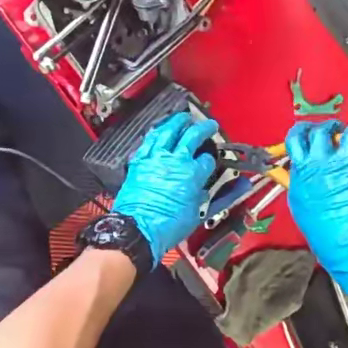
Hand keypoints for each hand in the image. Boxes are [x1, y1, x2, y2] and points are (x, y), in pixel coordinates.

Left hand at [112, 112, 219, 262]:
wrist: (136, 230)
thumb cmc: (164, 226)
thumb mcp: (195, 214)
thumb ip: (204, 197)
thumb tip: (208, 190)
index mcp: (192, 174)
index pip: (206, 159)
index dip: (211, 158)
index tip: (210, 160)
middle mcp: (174, 161)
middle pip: (191, 136)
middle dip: (202, 128)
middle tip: (208, 124)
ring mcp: (154, 159)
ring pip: (166, 132)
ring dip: (176, 122)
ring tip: (182, 118)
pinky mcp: (139, 163)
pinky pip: (147, 143)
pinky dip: (155, 135)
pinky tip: (157, 132)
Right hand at [285, 120, 347, 311]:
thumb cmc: (334, 243)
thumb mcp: (312, 221)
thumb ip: (313, 202)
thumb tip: (321, 195)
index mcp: (296, 190)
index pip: (291, 162)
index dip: (301, 152)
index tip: (309, 150)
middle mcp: (305, 172)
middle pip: (298, 139)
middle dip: (307, 130)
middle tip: (320, 129)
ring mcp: (324, 163)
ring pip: (322, 131)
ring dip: (333, 127)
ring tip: (342, 129)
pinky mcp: (347, 160)